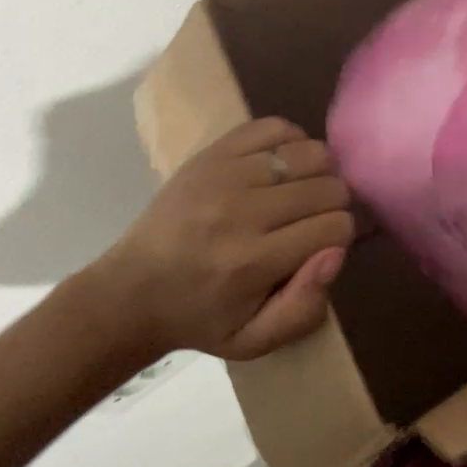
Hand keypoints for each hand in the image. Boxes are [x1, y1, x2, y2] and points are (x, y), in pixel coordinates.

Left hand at [82, 117, 358, 360]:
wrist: (128, 293)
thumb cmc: (201, 319)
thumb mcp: (254, 340)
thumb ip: (304, 308)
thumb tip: (336, 252)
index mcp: (251, 262)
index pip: (336, 227)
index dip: (338, 237)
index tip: (321, 246)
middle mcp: (240, 212)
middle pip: (329, 188)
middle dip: (333, 205)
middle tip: (312, 221)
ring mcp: (224, 176)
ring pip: (312, 153)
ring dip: (318, 173)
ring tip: (301, 192)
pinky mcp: (211, 154)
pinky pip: (276, 127)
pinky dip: (292, 141)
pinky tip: (283, 166)